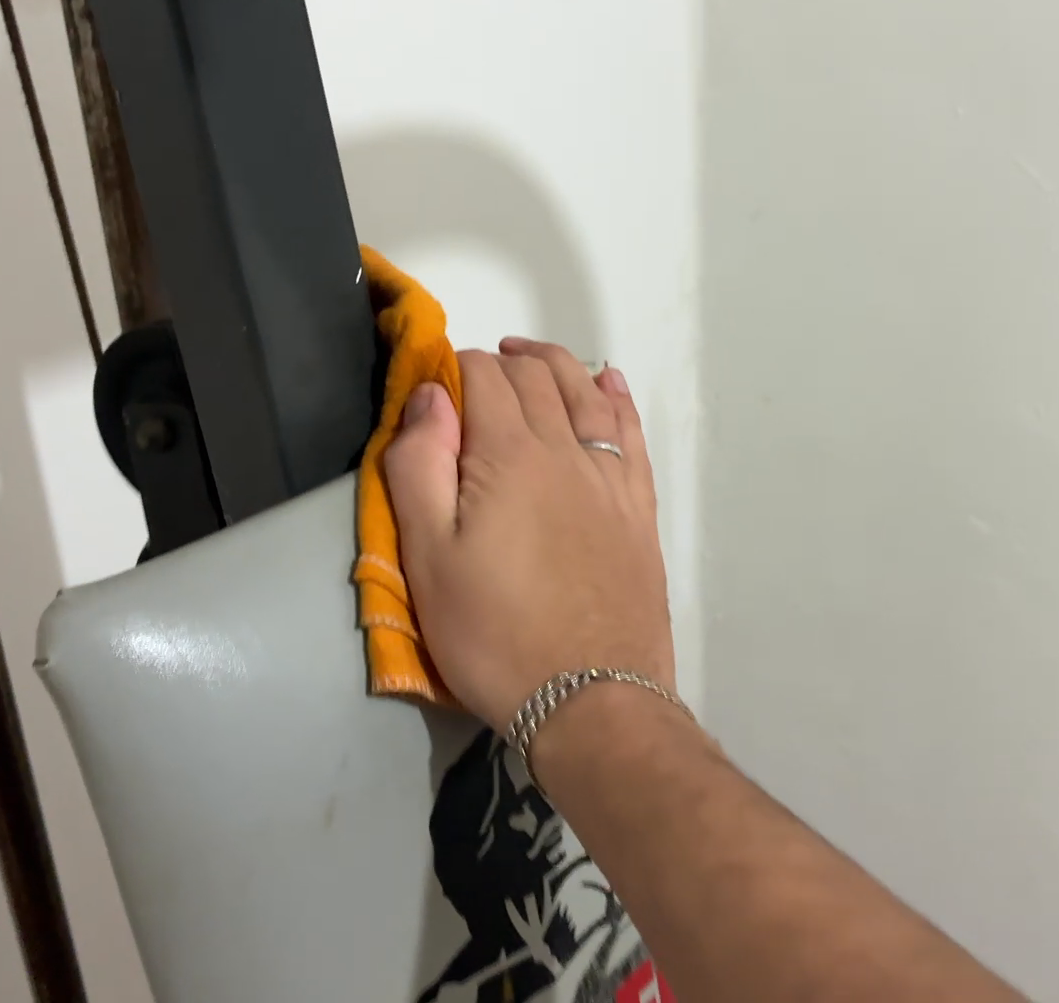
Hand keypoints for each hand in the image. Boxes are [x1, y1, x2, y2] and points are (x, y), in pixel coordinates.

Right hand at [383, 337, 674, 727]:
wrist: (590, 698)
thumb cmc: (494, 633)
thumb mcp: (428, 557)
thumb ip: (419, 466)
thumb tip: (431, 395)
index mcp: (509, 455)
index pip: (483, 377)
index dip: (455, 369)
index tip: (437, 390)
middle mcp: (567, 450)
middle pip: (536, 377)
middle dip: (500, 363)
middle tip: (476, 379)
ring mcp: (611, 477)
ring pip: (585, 393)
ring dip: (555, 365)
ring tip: (530, 359)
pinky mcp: (639, 507)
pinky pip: (630, 433)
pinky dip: (616, 399)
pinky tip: (609, 385)